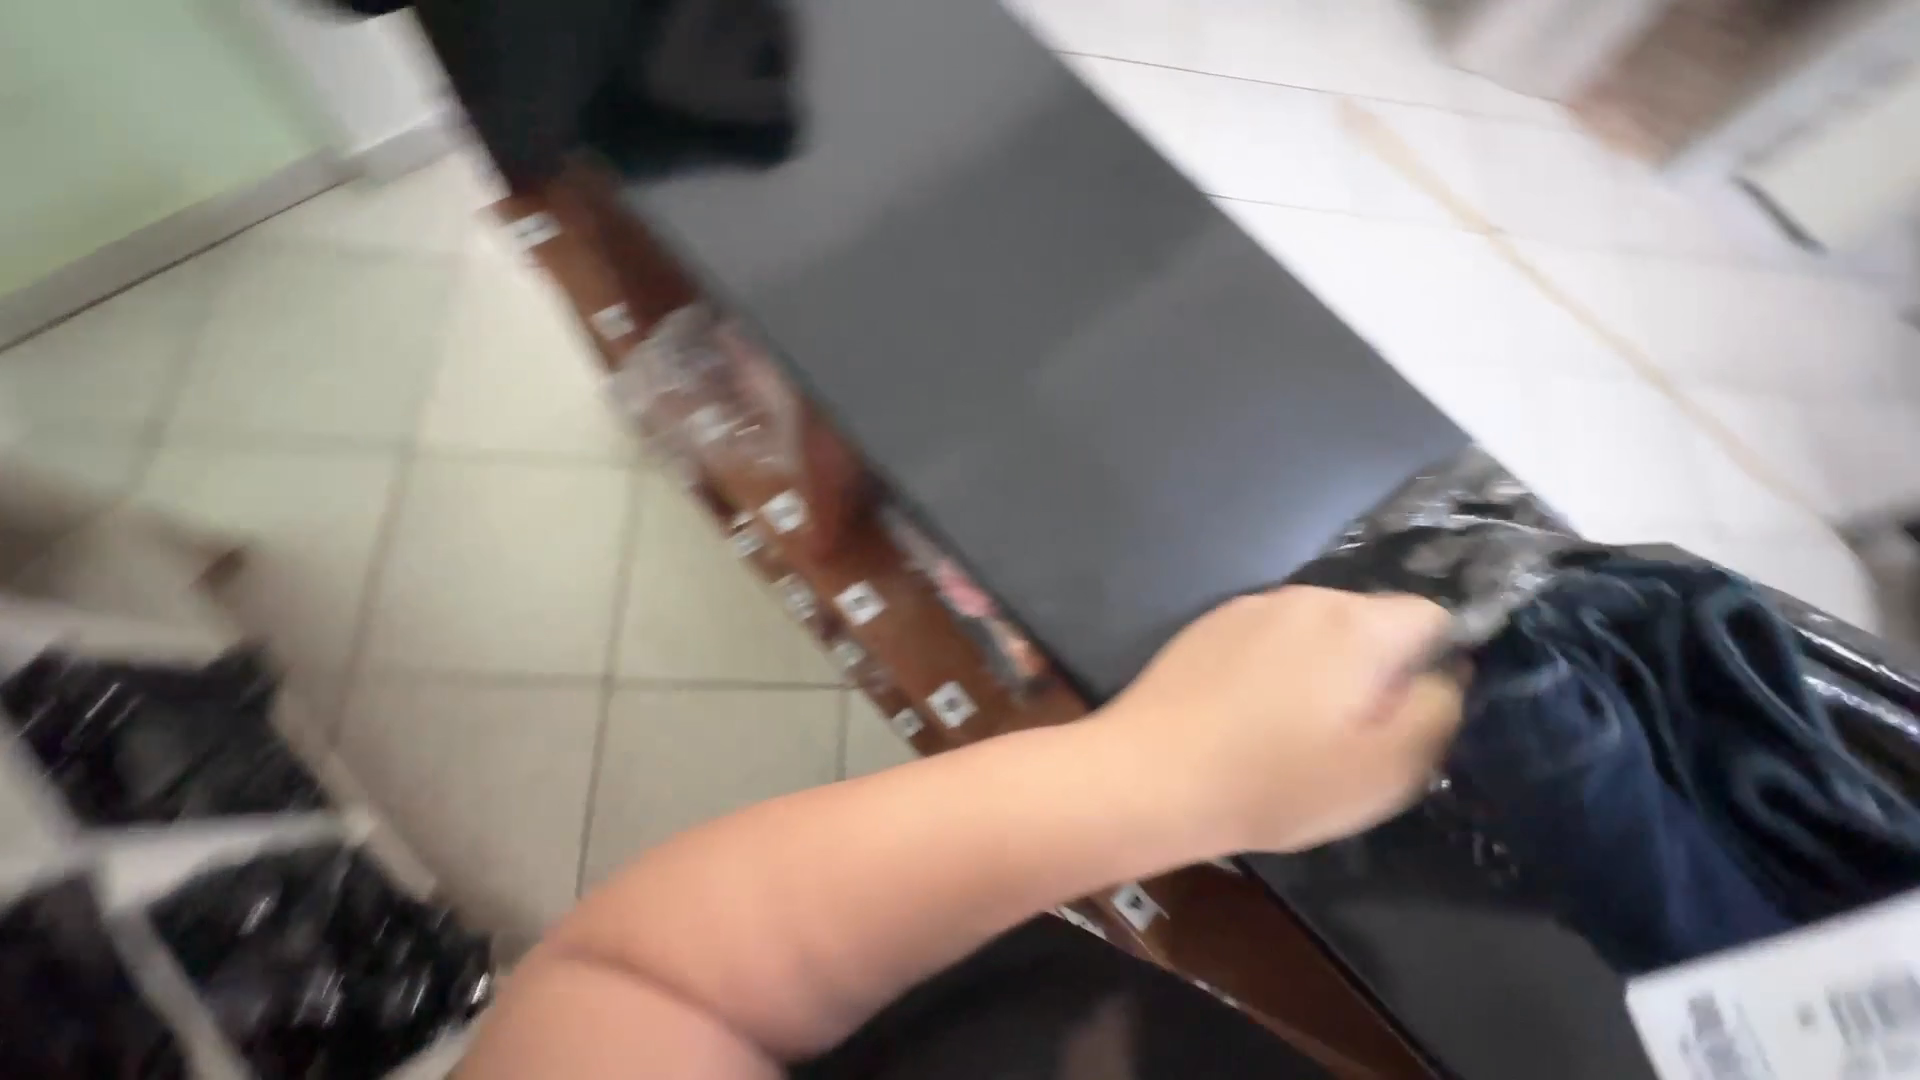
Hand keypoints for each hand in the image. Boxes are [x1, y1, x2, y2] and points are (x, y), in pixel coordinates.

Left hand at [1104, 587, 1464, 853]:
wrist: (1151, 774)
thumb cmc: (1276, 779)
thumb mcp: (1388, 767)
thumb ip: (1437, 708)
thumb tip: (1448, 671)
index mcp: (1357, 623)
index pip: (1432, 617)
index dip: (1437, 664)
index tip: (1413, 714)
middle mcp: (1303, 597)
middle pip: (1369, 622)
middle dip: (1377, 668)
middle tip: (1355, 733)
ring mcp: (1246, 607)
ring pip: (1314, 631)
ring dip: (1322, 668)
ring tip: (1294, 729)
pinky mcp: (1204, 626)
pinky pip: (1265, 639)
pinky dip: (1272, 668)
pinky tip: (1248, 715)